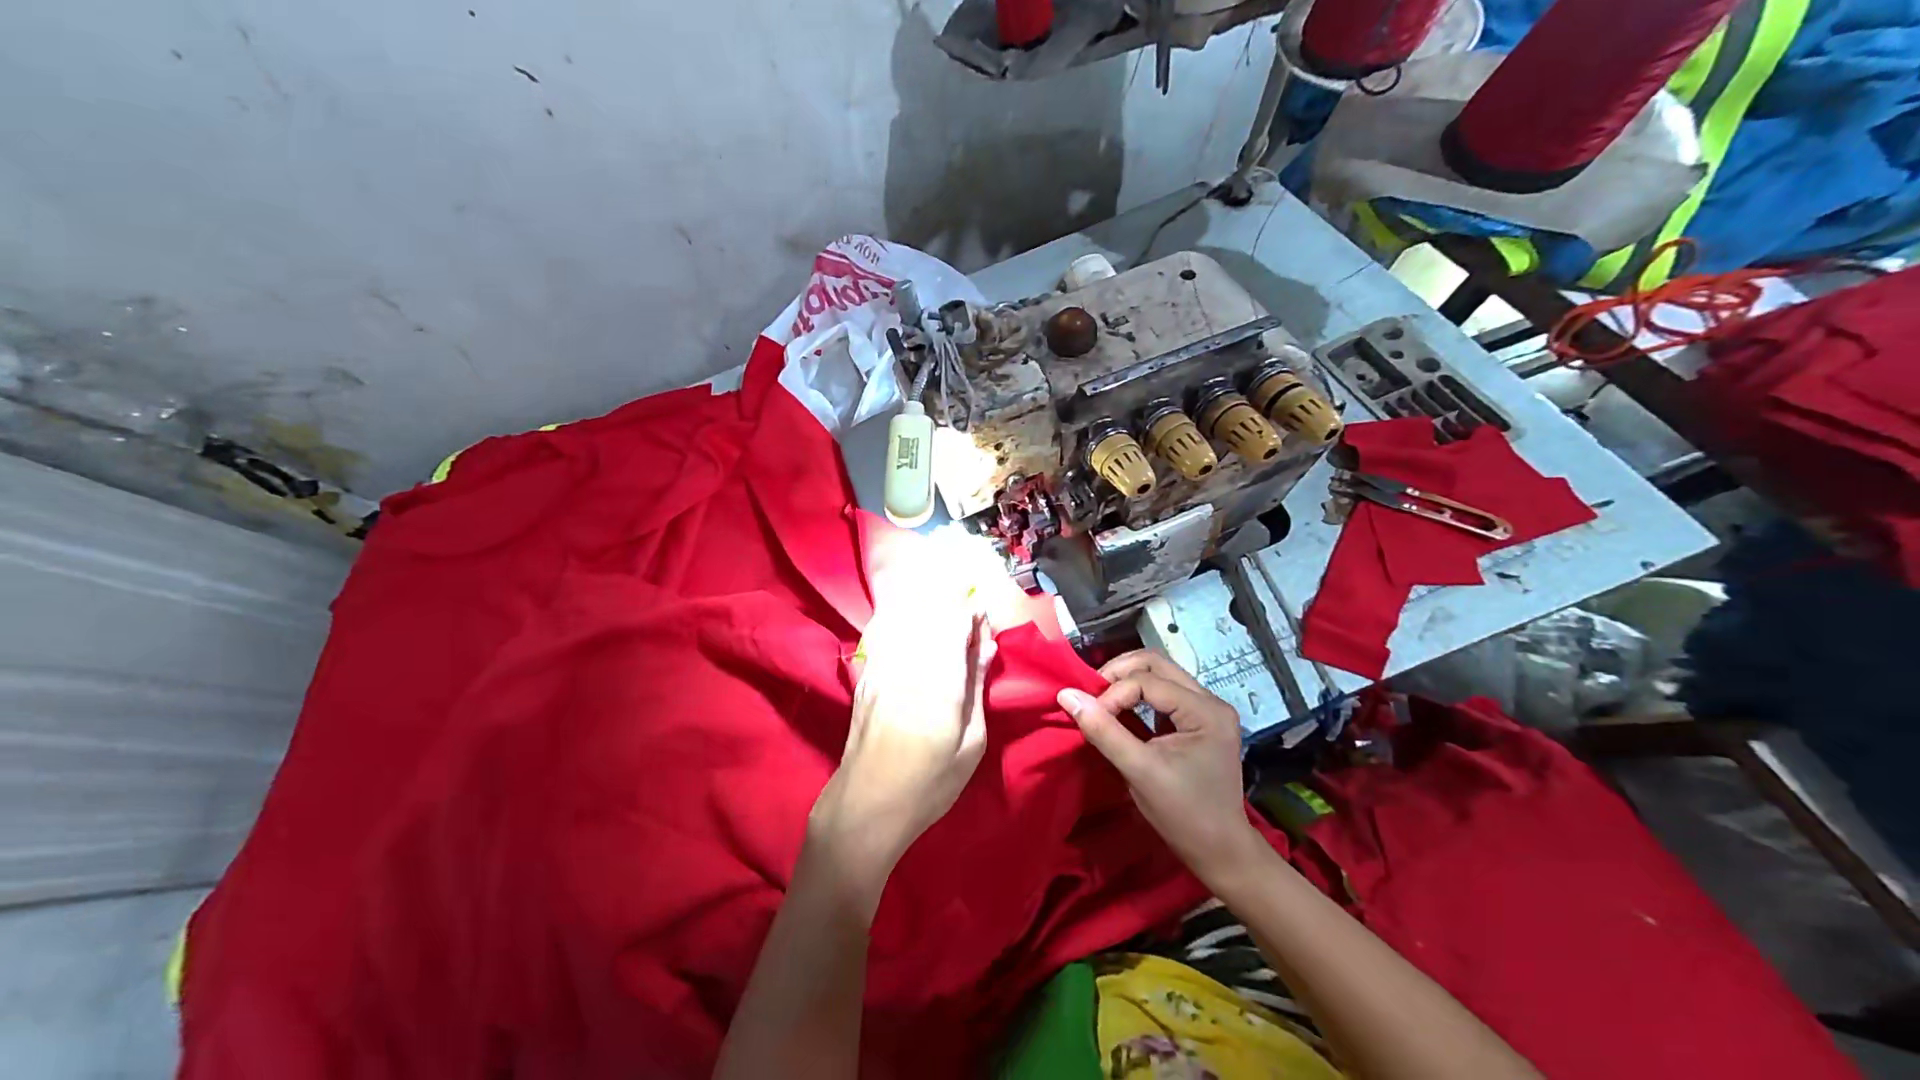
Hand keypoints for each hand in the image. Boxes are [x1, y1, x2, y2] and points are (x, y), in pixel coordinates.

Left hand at [810, 533, 997, 883]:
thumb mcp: (971, 743)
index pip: (956, 621)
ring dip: (924, 596)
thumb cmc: (929, 783)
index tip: (984, 611)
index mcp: (940, 681)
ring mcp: (881, 664)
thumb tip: (985, 645)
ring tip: (940, 590)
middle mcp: (908, 662)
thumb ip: (976, 687)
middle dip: (949, 594)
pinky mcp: (866, 671)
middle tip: (965, 594)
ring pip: (903, 611)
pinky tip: (906, 608)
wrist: (866, 804)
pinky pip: (883, 627)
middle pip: (928, 607)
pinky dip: (899, 611)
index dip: (972, 608)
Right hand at [1057, 650, 1260, 885]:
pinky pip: (1164, 692)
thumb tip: (1067, 695)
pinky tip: (1122, 713)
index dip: (1113, 695)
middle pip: (1156, 663)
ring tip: (1102, 703)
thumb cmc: (1182, 814)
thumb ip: (1103, 731)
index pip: (1147, 681)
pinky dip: (1138, 696)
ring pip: (1160, 674)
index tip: (1091, 720)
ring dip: (1127, 683)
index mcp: (1206, 711)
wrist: (1219, 851)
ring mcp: (1208, 710)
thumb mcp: (1138, 771)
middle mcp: (1211, 701)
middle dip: (1118, 674)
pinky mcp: (1199, 721)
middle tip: (1092, 697)